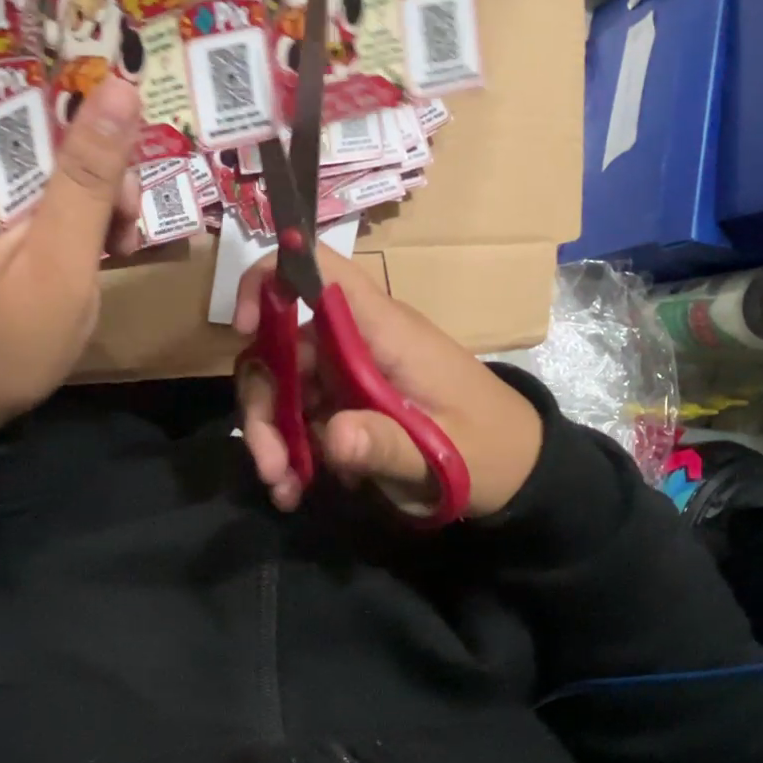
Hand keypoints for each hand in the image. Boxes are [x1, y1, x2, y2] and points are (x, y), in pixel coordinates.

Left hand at [0, 77, 144, 443]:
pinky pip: (40, 208)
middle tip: (126, 231)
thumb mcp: (61, 260)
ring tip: (119, 249)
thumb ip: (88, 179)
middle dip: (106, 176)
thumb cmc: (8, 340)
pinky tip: (98, 253)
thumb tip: (118, 83)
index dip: (104, 119)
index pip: (44, 102)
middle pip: (52, 139)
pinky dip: (75, 225)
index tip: (141, 164)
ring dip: (97, 206)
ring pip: (52, 177)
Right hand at [233, 246, 544, 519]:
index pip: (320, 272)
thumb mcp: (443, 456)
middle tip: (269, 466)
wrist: (518, 470)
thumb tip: (330, 438)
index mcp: (383, 331)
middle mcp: (354, 343)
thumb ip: (388, 446)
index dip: (271, 281)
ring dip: (270, 435)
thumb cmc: (489, 448)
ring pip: (279, 386)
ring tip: (282, 489)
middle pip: (279, 345)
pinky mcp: (342, 405)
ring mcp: (345, 375)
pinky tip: (295, 490)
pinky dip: (288, 451)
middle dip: (262, 403)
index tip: (245, 327)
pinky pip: (296, 417)